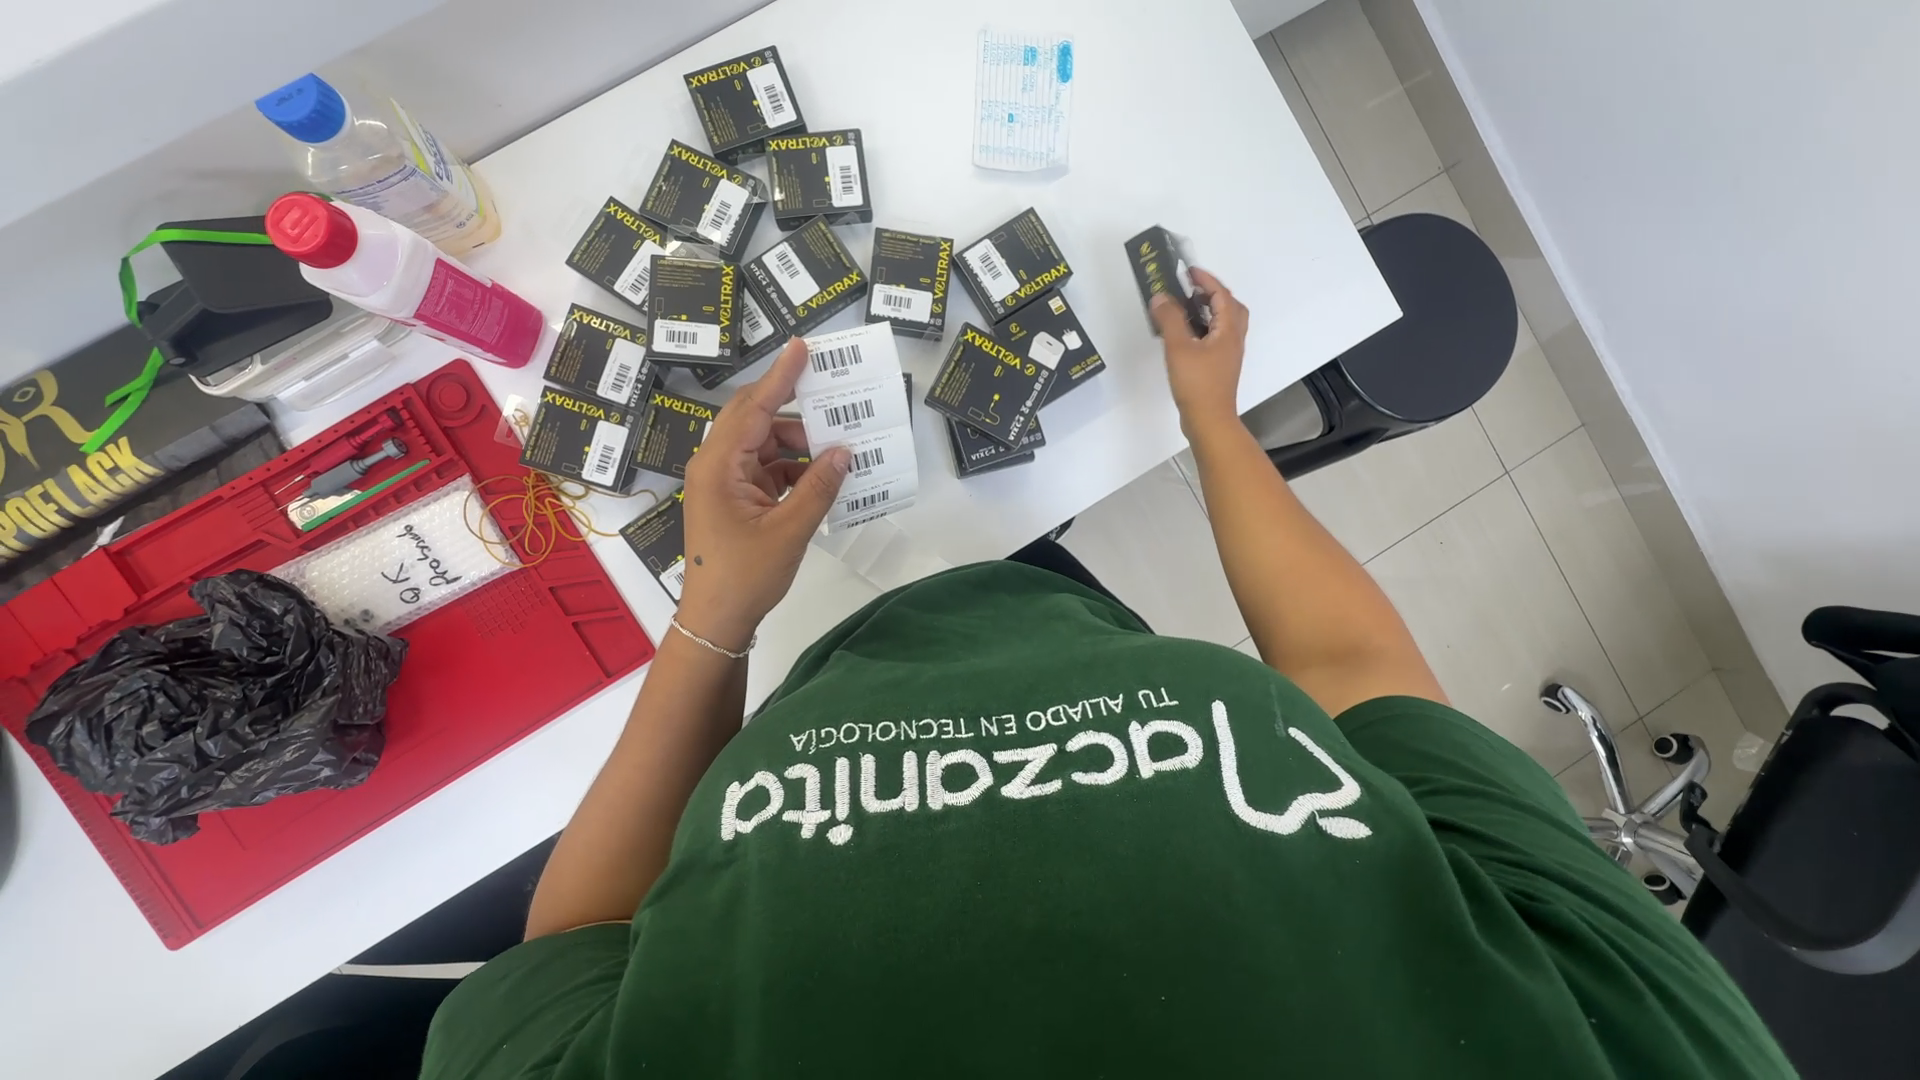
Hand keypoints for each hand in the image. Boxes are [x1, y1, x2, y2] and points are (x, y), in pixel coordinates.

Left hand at [677, 339, 850, 650]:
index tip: (802, 347)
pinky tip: (822, 478)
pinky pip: (767, 470)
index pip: (754, 408)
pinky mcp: (734, 499)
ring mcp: (724, 483)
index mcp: (719, 466)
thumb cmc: (746, 575)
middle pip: (756, 420)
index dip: (781, 377)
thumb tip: (845, 453)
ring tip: (838, 450)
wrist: (717, 619)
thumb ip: (819, 487)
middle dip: (796, 412)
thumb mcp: (789, 531)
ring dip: (799, 447)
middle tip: (833, 399)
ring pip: (765, 446)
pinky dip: (794, 470)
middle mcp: (716, 466)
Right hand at [1152, 267, 1248, 437]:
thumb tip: (1161, 296)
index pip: (1221, 295)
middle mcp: (1233, 339)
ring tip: (1185, 309)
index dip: (1206, 280)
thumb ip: (1169, 319)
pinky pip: (1215, 338)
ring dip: (1208, 311)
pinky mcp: (1219, 367)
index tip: (1188, 271)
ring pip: (1223, 324)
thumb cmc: (1197, 383)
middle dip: (1211, 294)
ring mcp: (1228, 355)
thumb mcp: (1179, 347)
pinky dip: (1203, 329)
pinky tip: (1185, 336)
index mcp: (1229, 329)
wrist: (1209, 420)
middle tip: (1190, 290)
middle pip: (1229, 307)